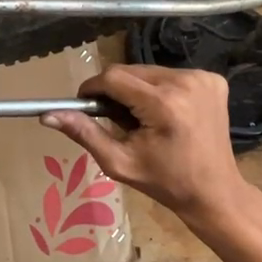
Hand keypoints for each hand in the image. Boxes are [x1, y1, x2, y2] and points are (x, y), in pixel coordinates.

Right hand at [40, 65, 250, 219]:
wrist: (214, 191)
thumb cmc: (164, 181)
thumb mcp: (118, 161)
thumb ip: (83, 133)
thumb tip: (47, 115)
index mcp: (164, 104)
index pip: (112, 77)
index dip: (93, 89)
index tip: (87, 105)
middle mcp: (186, 83)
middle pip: (130, 71)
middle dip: (116, 92)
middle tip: (120, 121)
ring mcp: (204, 78)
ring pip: (147, 71)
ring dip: (136, 89)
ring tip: (144, 120)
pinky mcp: (213, 80)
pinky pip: (168, 74)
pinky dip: (159, 89)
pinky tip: (166, 113)